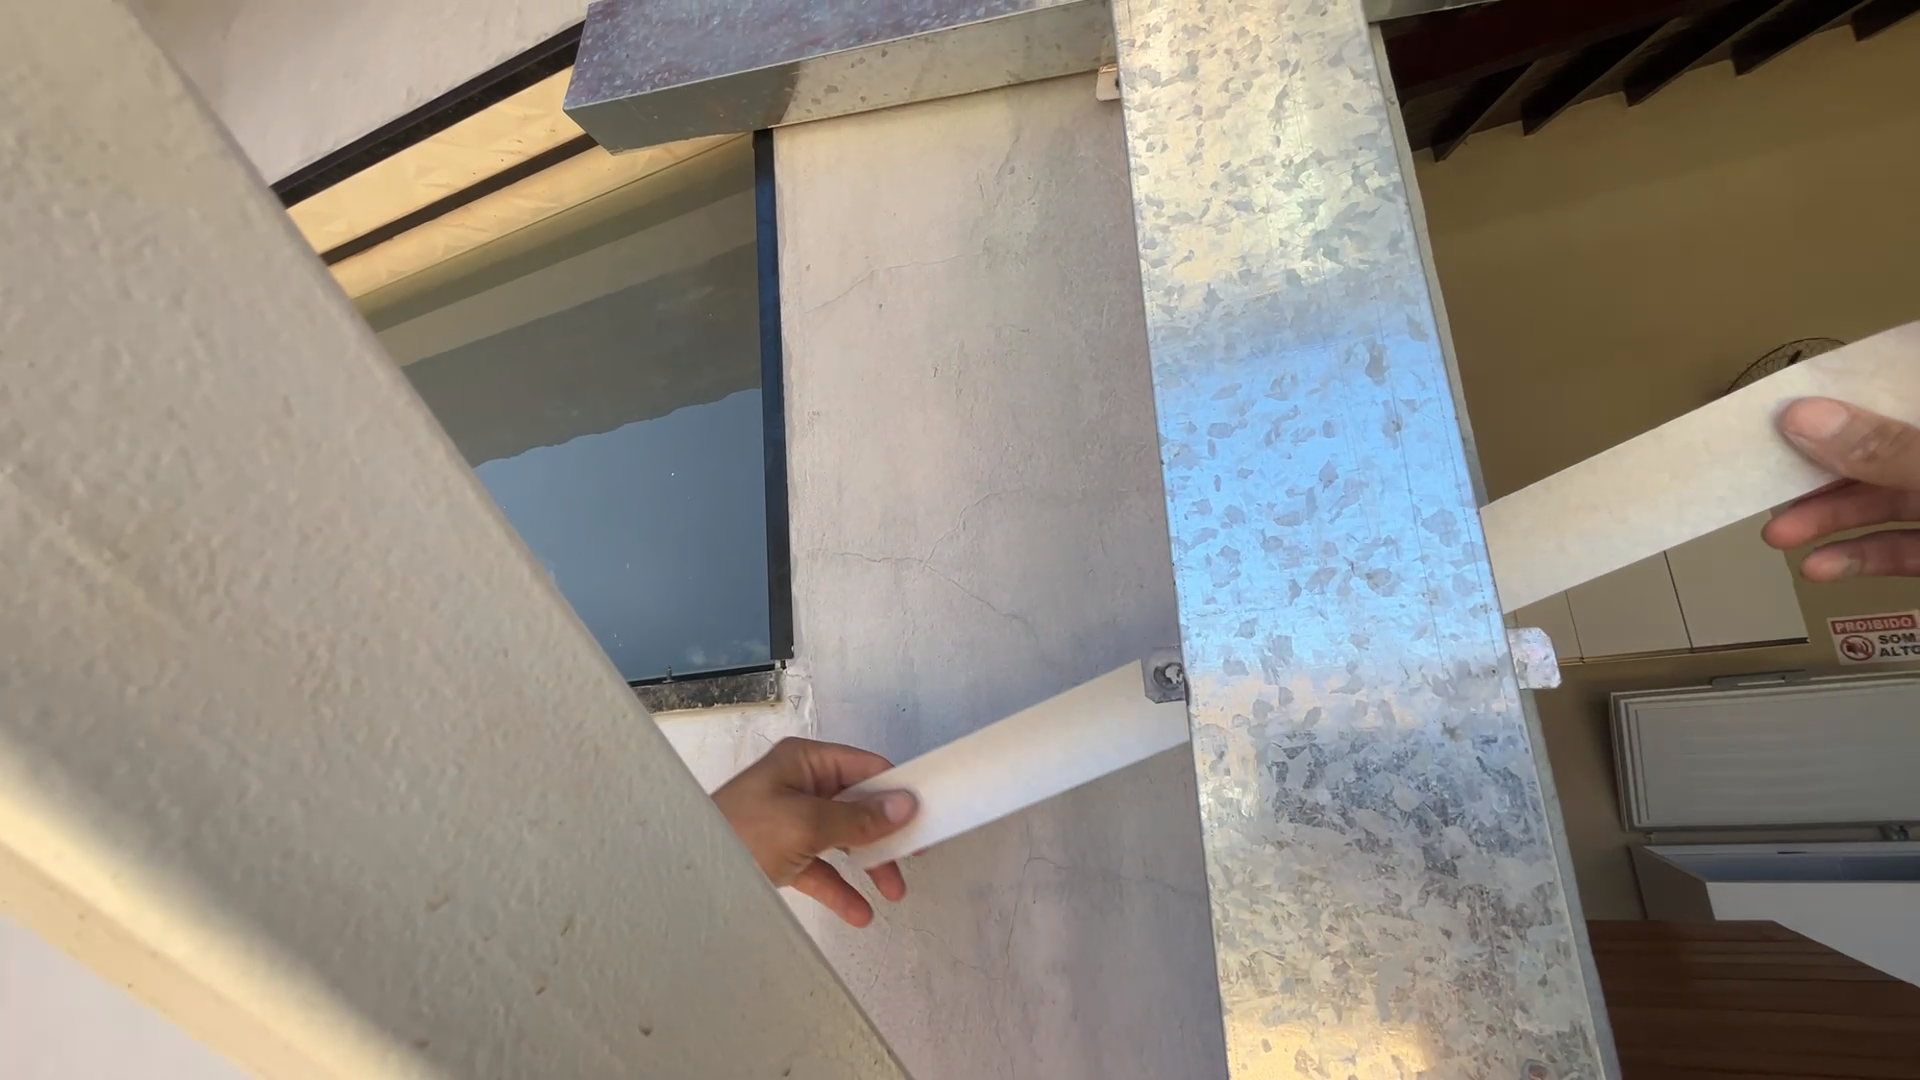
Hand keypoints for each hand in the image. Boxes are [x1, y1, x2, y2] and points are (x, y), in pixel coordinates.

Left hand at [711, 737, 916, 926]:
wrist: (684, 877)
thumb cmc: (742, 833)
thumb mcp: (806, 823)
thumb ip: (859, 817)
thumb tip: (905, 803)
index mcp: (805, 762)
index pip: (864, 767)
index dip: (896, 788)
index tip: (925, 811)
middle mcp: (801, 784)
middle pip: (857, 804)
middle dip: (885, 833)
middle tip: (915, 856)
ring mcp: (790, 819)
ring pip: (843, 837)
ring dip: (869, 863)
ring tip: (894, 892)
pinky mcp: (781, 852)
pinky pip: (820, 866)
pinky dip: (840, 885)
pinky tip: (858, 912)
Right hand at [1765, 397, 1919, 578]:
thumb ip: (1888, 448)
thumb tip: (1798, 415)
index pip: (1900, 380)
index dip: (1850, 383)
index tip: (1790, 392)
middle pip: (1882, 447)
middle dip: (1819, 468)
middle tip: (1763, 479)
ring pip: (1887, 498)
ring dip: (1825, 517)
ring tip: (1778, 535)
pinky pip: (1904, 545)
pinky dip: (1859, 556)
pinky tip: (1820, 566)